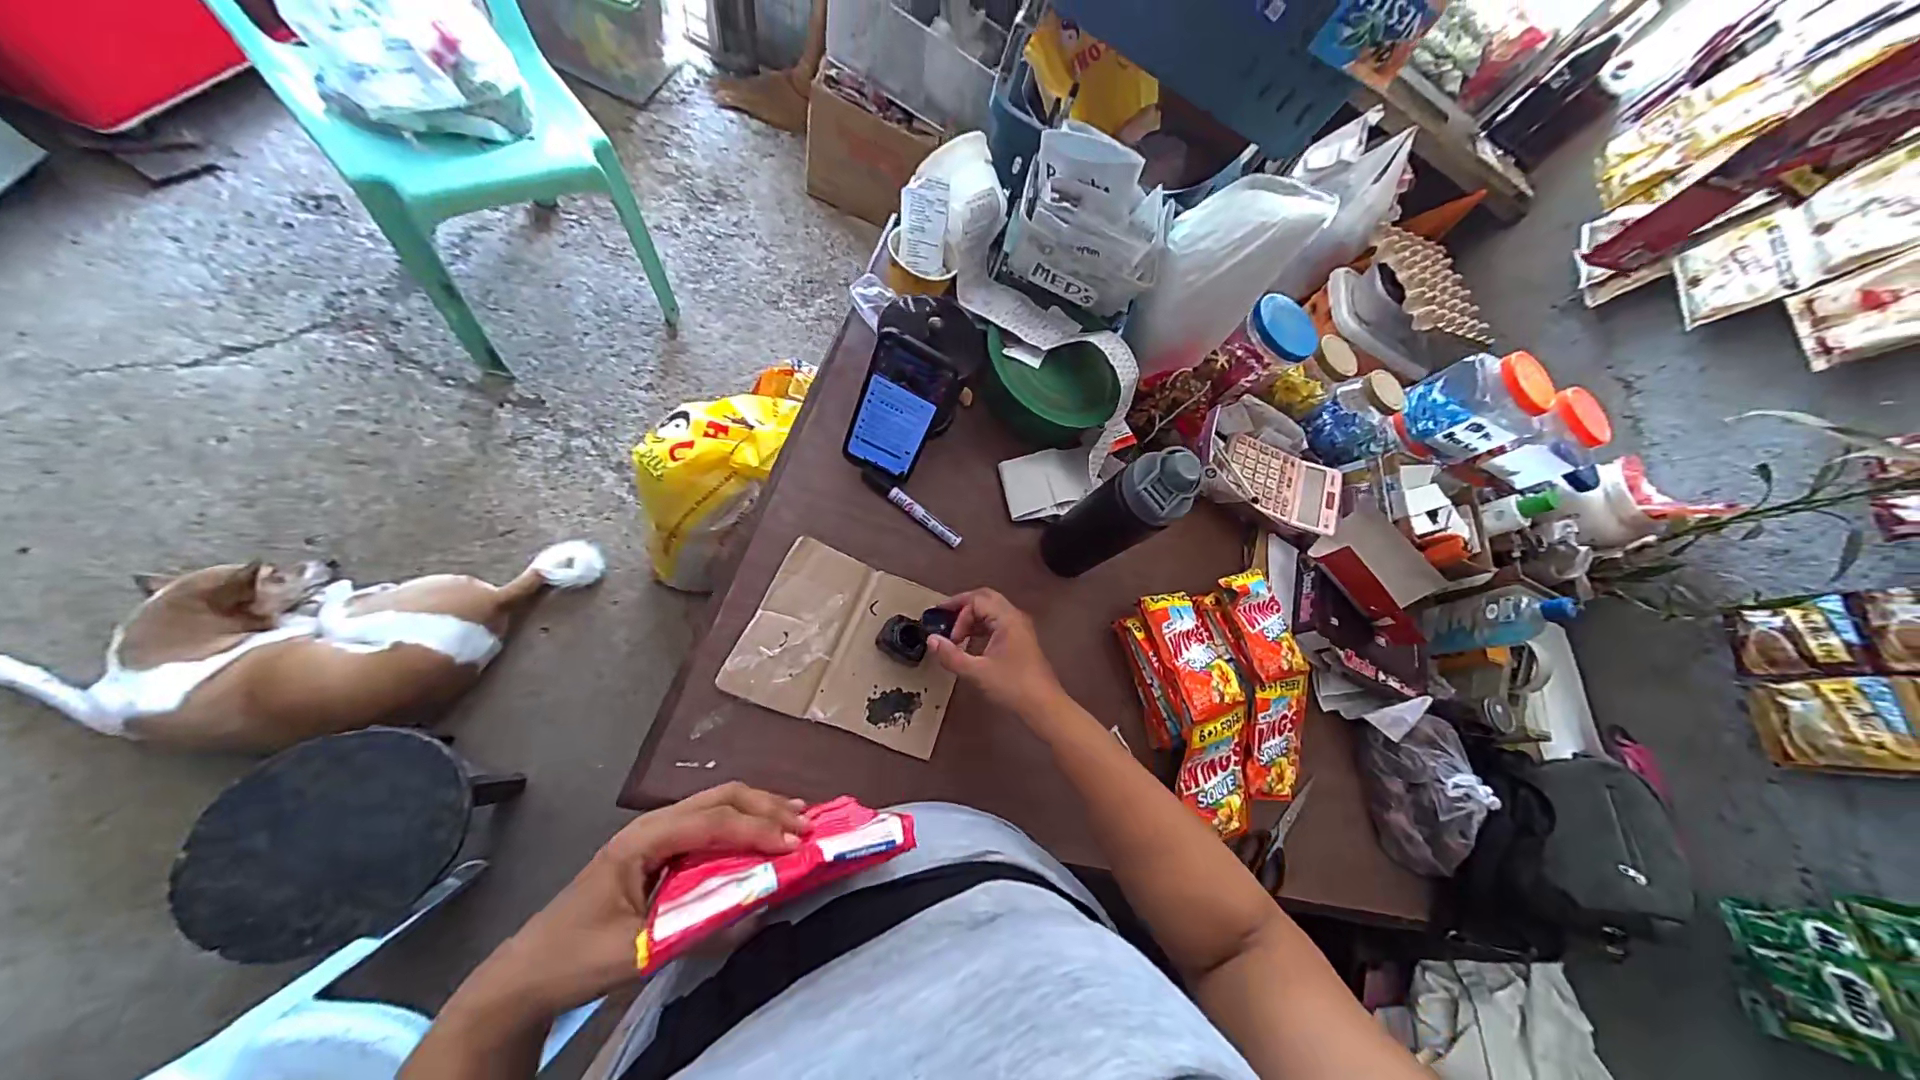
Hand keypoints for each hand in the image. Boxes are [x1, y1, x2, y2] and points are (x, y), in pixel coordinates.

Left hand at [453, 782, 811, 1022]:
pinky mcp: (658, 850)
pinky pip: (710, 823)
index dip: (758, 829)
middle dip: (767, 806)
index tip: (797, 844)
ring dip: (759, 809)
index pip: (713, 821)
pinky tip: (763, 831)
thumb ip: (698, 930)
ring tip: (798, 818)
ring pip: (717, 804)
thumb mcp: (637, 952)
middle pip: (720, 797)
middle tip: (808, 823)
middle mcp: (651, 826)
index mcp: (643, 840)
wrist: (524, 975)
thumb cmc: (575, 959)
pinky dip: (743, 822)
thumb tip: (758, 910)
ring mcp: (654, 835)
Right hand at [927, 588, 1067, 720]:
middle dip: (962, 606)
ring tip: (955, 634)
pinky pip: (997, 623)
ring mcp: (1020, 628)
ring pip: (992, 610)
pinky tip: (971, 644)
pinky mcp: (1021, 640)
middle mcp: (1015, 617)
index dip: (959, 616)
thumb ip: (951, 655)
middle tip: (944, 616)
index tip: (951, 639)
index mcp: (1007, 618)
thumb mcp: (977, 672)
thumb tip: (931, 640)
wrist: (1044, 705)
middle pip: (985, 598)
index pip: (976, 601)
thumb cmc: (1012, 686)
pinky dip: (981, 628)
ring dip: (972, 618)